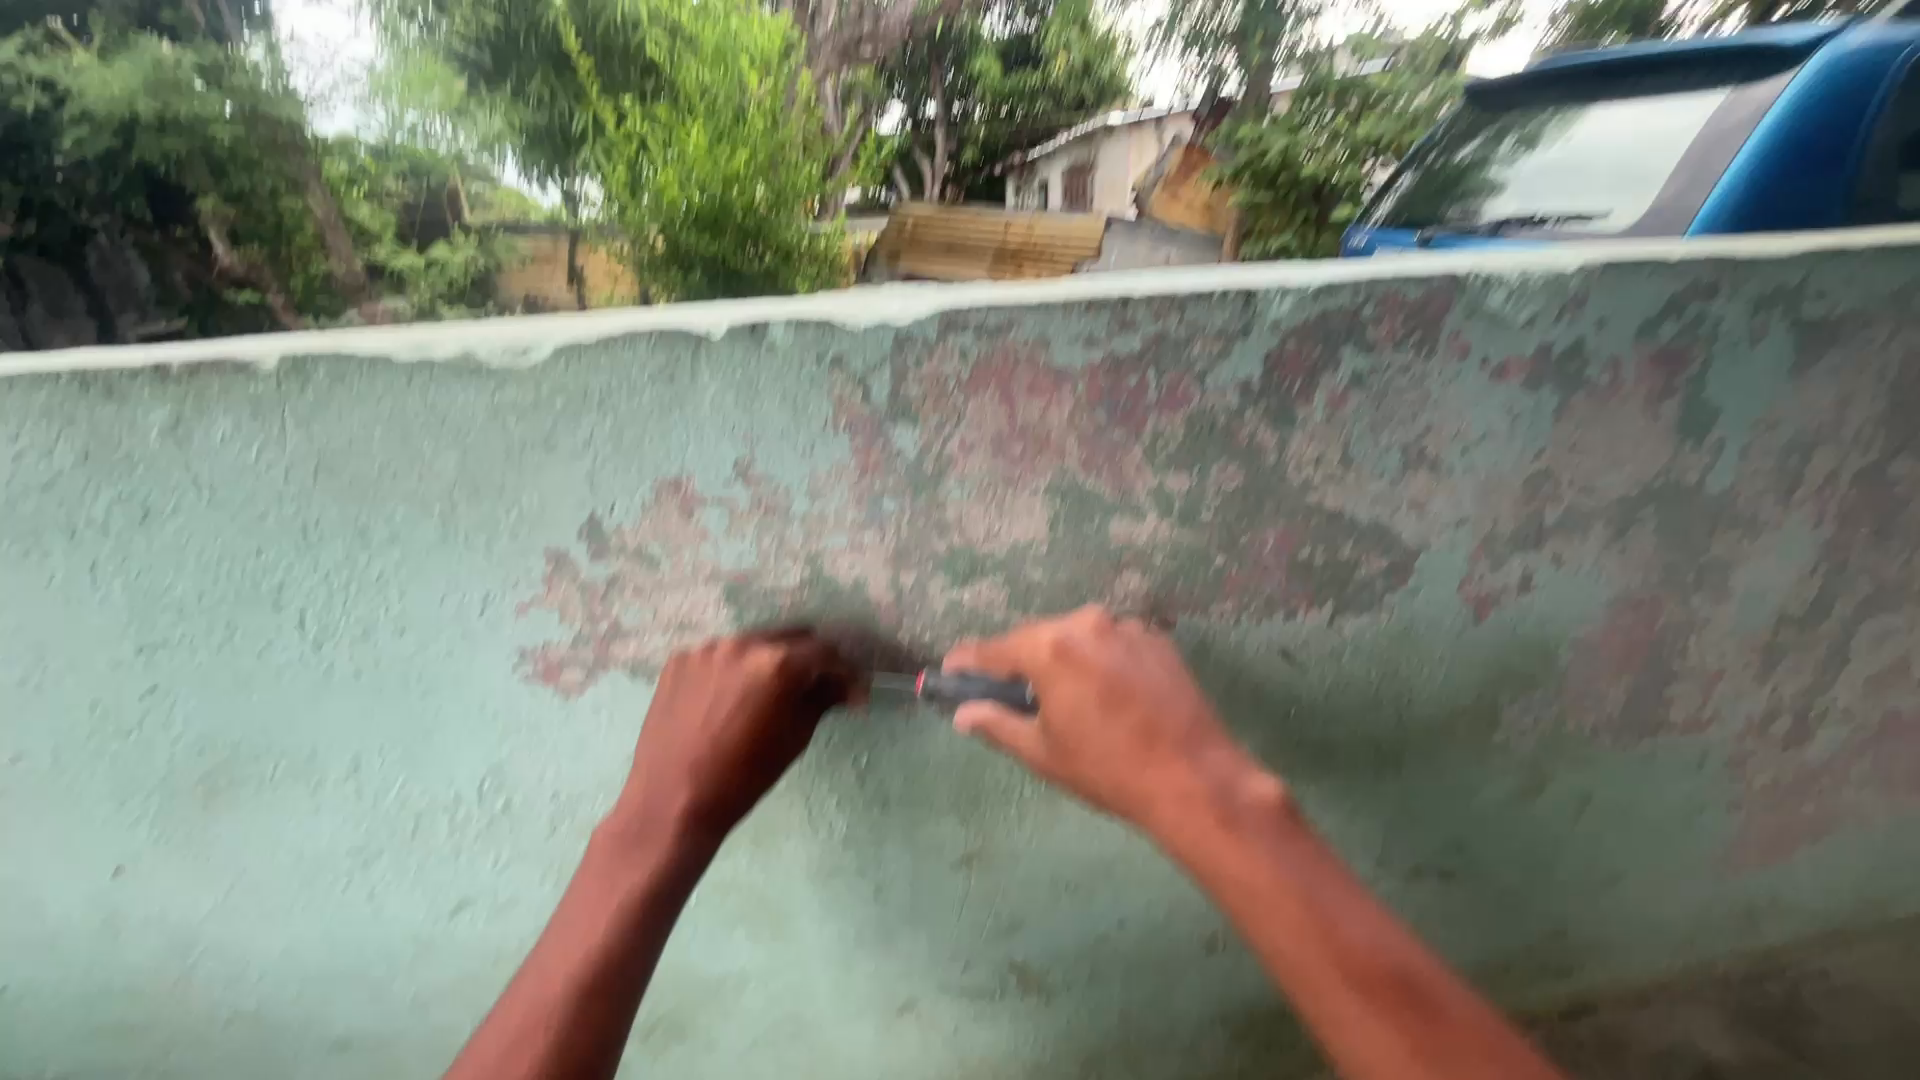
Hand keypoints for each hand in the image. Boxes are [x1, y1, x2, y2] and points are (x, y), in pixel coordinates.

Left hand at [608, 628, 857, 849]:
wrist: (670, 801)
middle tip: (818, 688)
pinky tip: (733, 700)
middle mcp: (742, 643)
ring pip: (754, 644)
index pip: (825, 653)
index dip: (845, 673)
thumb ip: (822, 700)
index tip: (854, 695)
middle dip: (810, 661)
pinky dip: (735, 671)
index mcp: (776, 662)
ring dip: (770, 663)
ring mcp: (707, 649)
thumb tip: (843, 686)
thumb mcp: (794, 738)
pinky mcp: (680, 660)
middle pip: (791, 638)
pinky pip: (721, 656)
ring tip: (771, 694)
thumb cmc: (742, 777)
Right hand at [944, 606, 1273, 832]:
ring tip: (1065, 696)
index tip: (950, 670)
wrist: (1194, 779)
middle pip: (1037, 638)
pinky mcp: (1158, 640)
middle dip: (1019, 662)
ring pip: (1078, 638)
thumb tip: (963, 715)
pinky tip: (1108, 694)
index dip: (968, 661)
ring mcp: (1127, 628)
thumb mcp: (1043, 753)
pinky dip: (1100, 661)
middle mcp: (1087, 624)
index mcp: (1051, 648)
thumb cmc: (1108, 769)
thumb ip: (997, 724)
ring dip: (1063, 659)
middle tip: (1009, 692)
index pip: (993, 649)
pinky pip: (1112, 644)